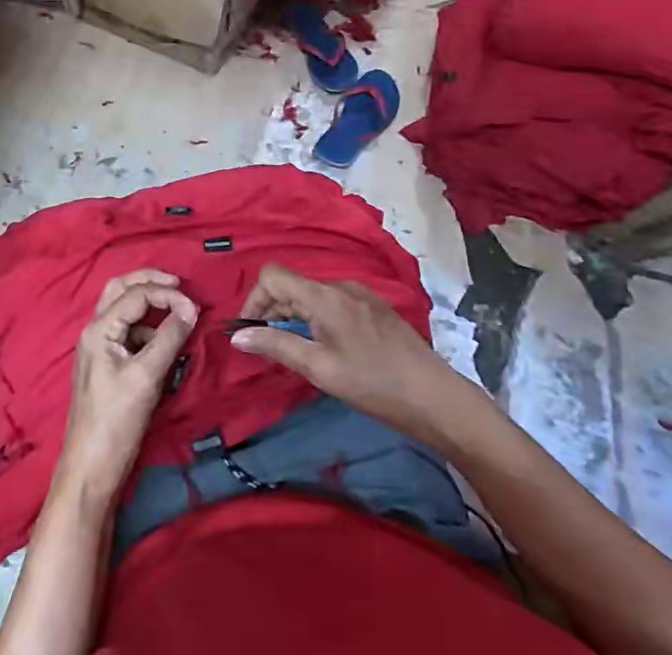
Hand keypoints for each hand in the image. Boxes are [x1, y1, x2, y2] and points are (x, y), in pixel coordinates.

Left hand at [58, 269, 198, 503]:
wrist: (92, 467)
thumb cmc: (116, 420)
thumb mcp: (147, 376)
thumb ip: (169, 337)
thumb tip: (191, 309)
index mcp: (99, 329)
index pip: (136, 294)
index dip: (167, 294)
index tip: (195, 308)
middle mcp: (96, 331)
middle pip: (121, 289)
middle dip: (150, 282)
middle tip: (179, 284)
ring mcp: (101, 348)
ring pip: (125, 310)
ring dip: (150, 304)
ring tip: (178, 312)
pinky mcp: (110, 365)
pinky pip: (131, 333)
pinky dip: (151, 329)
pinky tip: (168, 342)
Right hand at [229, 264, 468, 438]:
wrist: (433, 395)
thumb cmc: (372, 384)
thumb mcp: (319, 368)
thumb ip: (277, 345)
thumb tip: (238, 335)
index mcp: (324, 296)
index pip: (273, 275)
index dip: (254, 298)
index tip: (250, 331)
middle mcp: (341, 285)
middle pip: (292, 284)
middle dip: (272, 311)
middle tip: (268, 348)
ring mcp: (361, 294)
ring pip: (312, 295)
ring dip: (294, 316)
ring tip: (297, 351)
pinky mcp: (374, 307)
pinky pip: (333, 302)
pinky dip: (316, 318)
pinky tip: (326, 347)